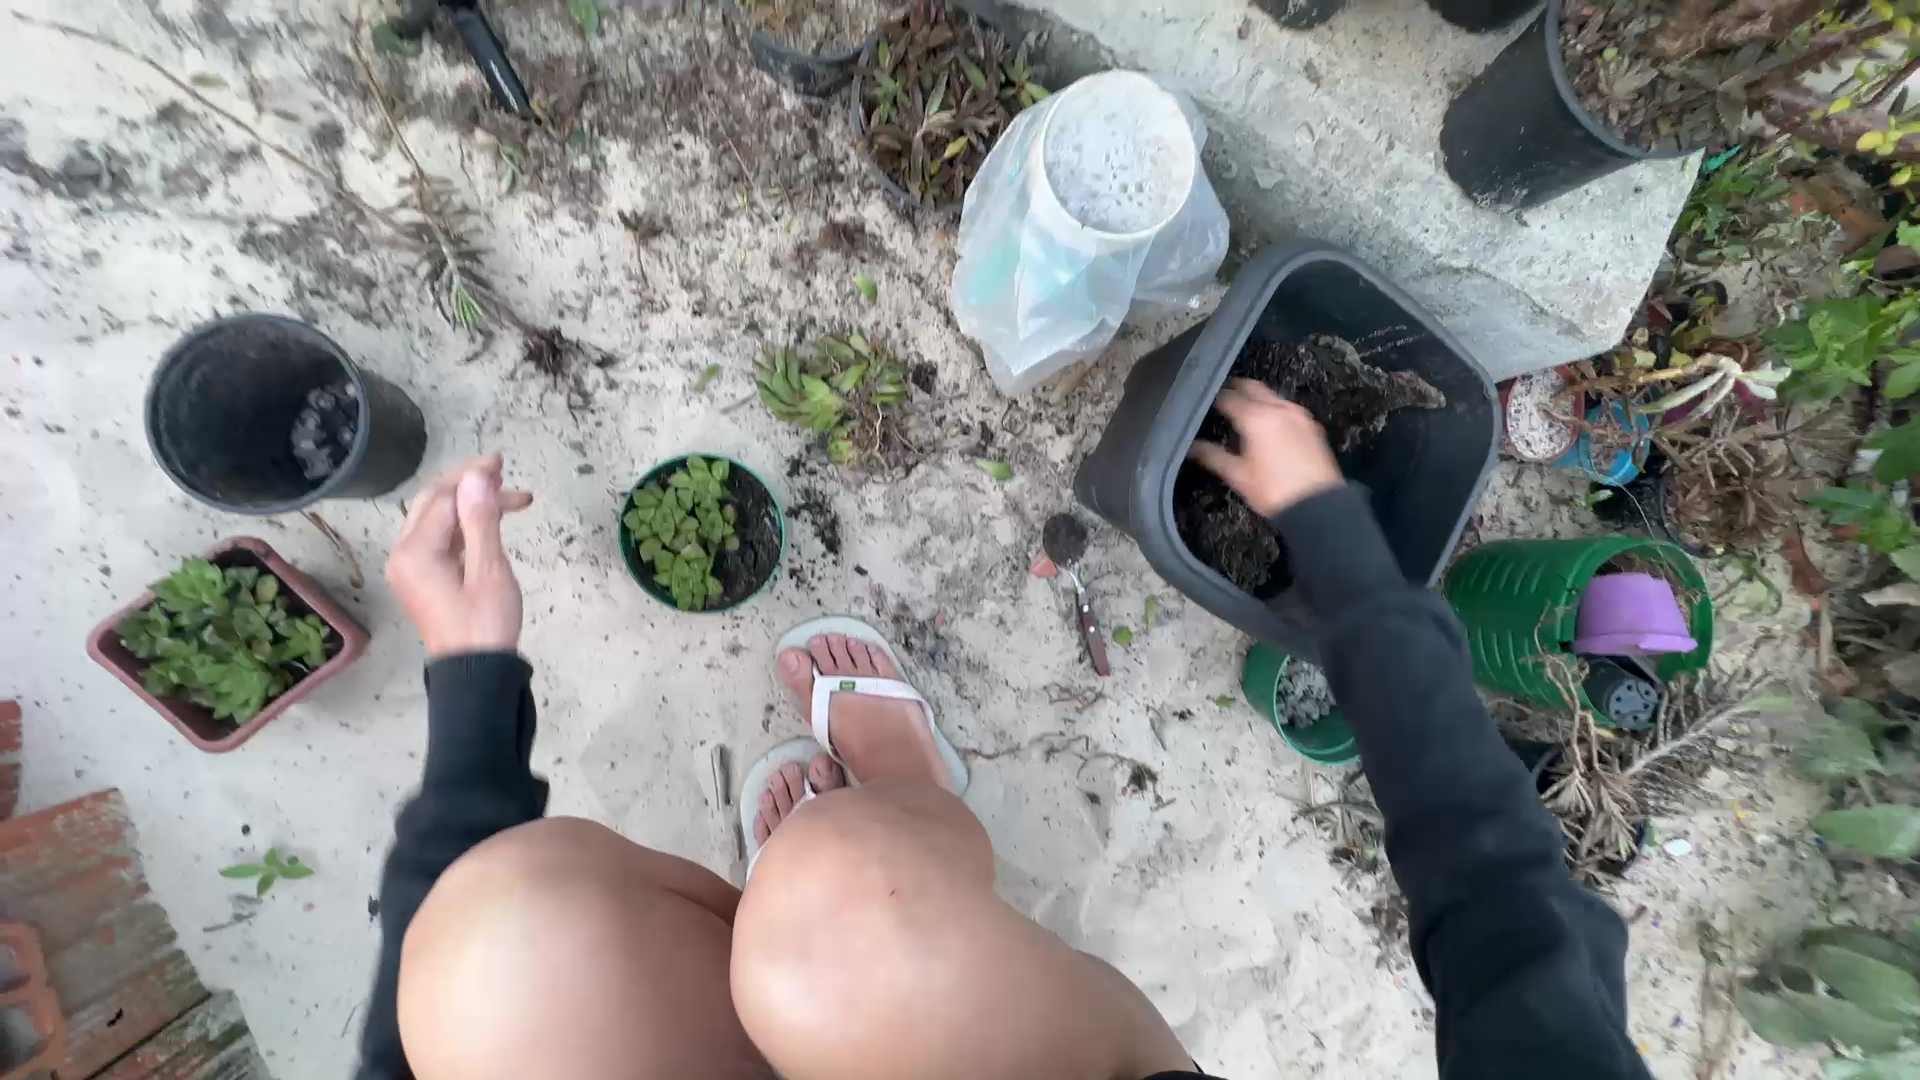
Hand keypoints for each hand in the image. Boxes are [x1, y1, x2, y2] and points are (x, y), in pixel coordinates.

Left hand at [386, 454, 533, 659]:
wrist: (474, 670)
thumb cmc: (486, 622)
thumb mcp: (490, 570)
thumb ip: (481, 521)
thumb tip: (478, 477)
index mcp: (416, 551)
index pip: (443, 498)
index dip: (472, 476)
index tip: (502, 461)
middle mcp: (405, 554)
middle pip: (433, 503)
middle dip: (468, 484)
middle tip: (504, 473)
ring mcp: (412, 567)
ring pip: (437, 520)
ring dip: (471, 504)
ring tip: (509, 499)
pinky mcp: (425, 578)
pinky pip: (441, 538)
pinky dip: (466, 524)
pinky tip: (489, 524)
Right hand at [1189, 378, 1341, 517]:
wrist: (1317, 504)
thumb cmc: (1274, 490)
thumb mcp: (1237, 475)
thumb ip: (1212, 456)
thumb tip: (1193, 447)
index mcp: (1256, 418)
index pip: (1228, 397)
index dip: (1215, 398)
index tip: (1206, 400)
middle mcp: (1278, 410)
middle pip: (1253, 387)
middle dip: (1237, 388)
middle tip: (1224, 394)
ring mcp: (1298, 416)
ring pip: (1273, 396)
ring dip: (1258, 398)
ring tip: (1245, 409)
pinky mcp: (1311, 427)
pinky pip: (1288, 409)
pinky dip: (1274, 410)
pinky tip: (1269, 424)